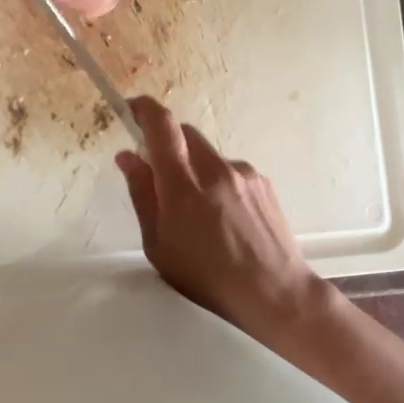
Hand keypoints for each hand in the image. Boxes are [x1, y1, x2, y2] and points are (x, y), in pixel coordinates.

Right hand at [115, 97, 323, 335]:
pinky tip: (226, 218)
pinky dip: (218, 182)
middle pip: (185, 133)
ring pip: (208, 153)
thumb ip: (142, 195)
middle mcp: (214, 169)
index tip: (131, 109)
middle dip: (168, 143)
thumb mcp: (159, 245)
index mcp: (183, 185)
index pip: (162, 125)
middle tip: (160, 175)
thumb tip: (128, 157)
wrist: (276, 294)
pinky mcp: (263, 181)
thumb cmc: (207, 279)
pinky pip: (230, 170)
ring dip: (195, 167)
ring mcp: (243, 173)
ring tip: (200, 212)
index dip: (144, 109)